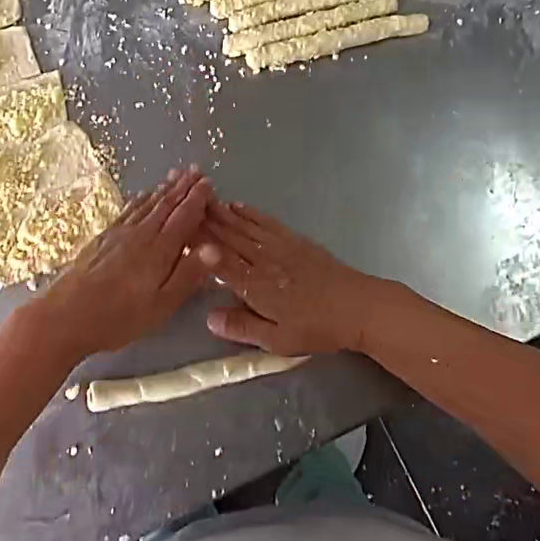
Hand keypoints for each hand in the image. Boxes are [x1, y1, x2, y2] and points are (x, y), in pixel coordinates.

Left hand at [20, 167, 213, 361]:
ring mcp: (120, 233)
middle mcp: (141, 234)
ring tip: (175, 176)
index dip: (198, 199)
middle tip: (196, 171)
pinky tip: (142, 196)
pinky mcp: (103, 237)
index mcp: (159, 250)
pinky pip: (128, 210)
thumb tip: (215, 247)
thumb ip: (188, 274)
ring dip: (164, 189)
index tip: (209, 183)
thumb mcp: (161, 304)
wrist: (66, 314)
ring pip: (147, 204)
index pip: (184, 216)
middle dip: (183, 186)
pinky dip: (140, 199)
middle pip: (166, 204)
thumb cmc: (118, 317)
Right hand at [194, 201, 385, 355]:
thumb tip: (209, 318)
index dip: (200, 246)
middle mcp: (263, 261)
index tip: (181, 231)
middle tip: (186, 206)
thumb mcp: (278, 340)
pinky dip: (251, 213)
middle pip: (229, 239)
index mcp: (255, 286)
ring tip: (205, 200)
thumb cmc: (316, 328)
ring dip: (224, 213)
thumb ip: (243, 327)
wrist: (358, 307)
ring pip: (245, 226)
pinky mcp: (295, 240)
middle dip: (207, 222)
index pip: (221, 262)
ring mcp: (280, 247)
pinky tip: (239, 206)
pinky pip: (267, 222)